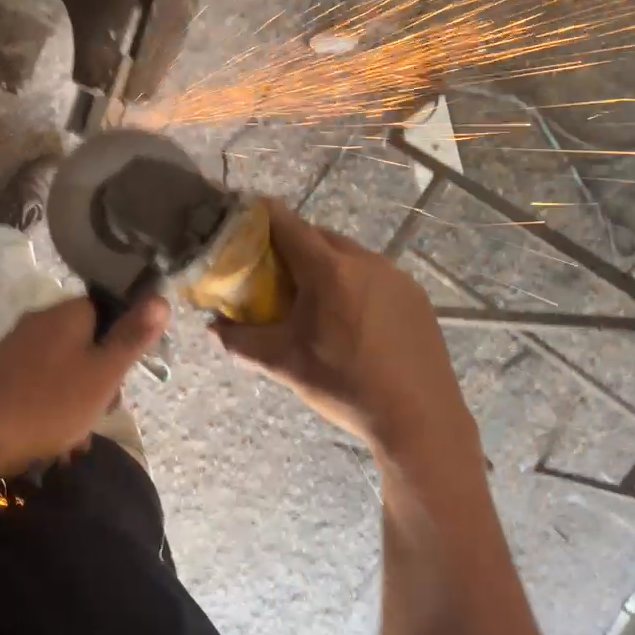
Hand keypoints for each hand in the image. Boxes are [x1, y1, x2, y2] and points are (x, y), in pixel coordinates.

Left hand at [0, 294, 168, 473]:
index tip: (122, 377)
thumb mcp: (104, 374)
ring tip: (76, 436)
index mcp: (65, 313)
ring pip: (63, 368)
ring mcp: (14, 347)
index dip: (120, 343)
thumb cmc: (51, 405)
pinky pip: (38, 384)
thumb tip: (161, 298)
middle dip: (99, 378)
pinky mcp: (0, 374)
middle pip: (84, 342)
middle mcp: (37, 321)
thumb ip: (132, 337)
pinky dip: (51, 407)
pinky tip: (53, 438)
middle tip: (101, 412)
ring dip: (77, 400)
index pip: (105, 311)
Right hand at [212, 199, 472, 453]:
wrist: (420, 418)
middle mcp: (365, 262)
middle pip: (317, 236)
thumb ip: (239, 341)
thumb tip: (213, 327)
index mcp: (330, 272)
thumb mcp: (283, 365)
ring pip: (346, 255)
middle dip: (288, 245)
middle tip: (265, 269)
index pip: (287, 224)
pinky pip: (371, 274)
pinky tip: (343, 317)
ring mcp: (396, 276)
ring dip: (320, 264)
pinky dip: (348, 282)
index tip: (241, 218)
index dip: (260, 216)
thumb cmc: (345, 387)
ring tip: (304, 297)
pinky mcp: (414, 295)